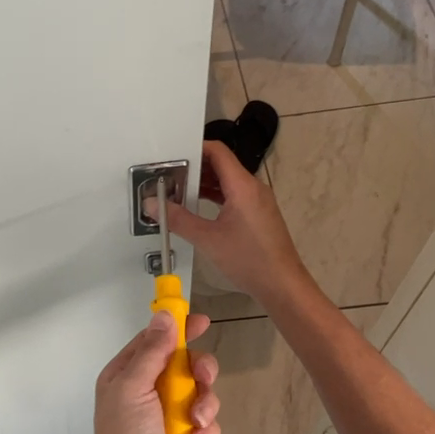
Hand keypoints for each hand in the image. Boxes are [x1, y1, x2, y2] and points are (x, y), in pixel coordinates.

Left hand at [82, 311, 220, 433]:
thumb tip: (164, 315)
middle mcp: (144, 393)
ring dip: (205, 405)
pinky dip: (206, 432)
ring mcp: (166, 418)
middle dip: (199, 370)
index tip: (203, 321)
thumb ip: (152, 352)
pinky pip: (207, 423)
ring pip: (200, 392)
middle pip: (183, 364)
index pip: (152, 341)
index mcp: (124, 376)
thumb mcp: (133, 389)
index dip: (176, 329)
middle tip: (203, 378)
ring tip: (197, 422)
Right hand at [168, 140, 310, 304]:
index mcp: (242, 186)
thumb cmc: (249, 259)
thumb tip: (152, 204)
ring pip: (227, 181)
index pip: (217, 152)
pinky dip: (214, 196)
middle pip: (221, 164)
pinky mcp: (258, 214)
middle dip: (194, 168)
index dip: (194, 148)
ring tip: (177, 192)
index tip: (171, 156)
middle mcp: (252, 187)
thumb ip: (178, 219)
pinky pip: (233, 195)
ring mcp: (257, 201)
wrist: (282, 285)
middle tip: (168, 176)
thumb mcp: (207, 239)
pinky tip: (196, 208)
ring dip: (203, 183)